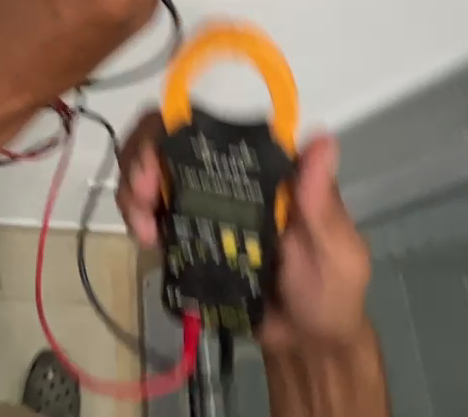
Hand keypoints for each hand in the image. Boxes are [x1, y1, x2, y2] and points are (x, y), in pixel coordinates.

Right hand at [117, 117, 372, 350]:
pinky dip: (134, 214)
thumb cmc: (328, 292)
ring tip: (144, 228)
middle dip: (140, 157)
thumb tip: (322, 141)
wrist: (305, 345)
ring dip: (132, 187)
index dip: (173, 125)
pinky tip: (146, 239)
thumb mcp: (335, 249)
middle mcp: (223, 172)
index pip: (210, 122)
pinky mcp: (180, 229)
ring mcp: (197, 200)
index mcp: (258, 165)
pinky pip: (144, 206)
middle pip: (165, 136)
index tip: (159, 160)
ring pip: (146, 167)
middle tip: (144, 197)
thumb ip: (321, 202)